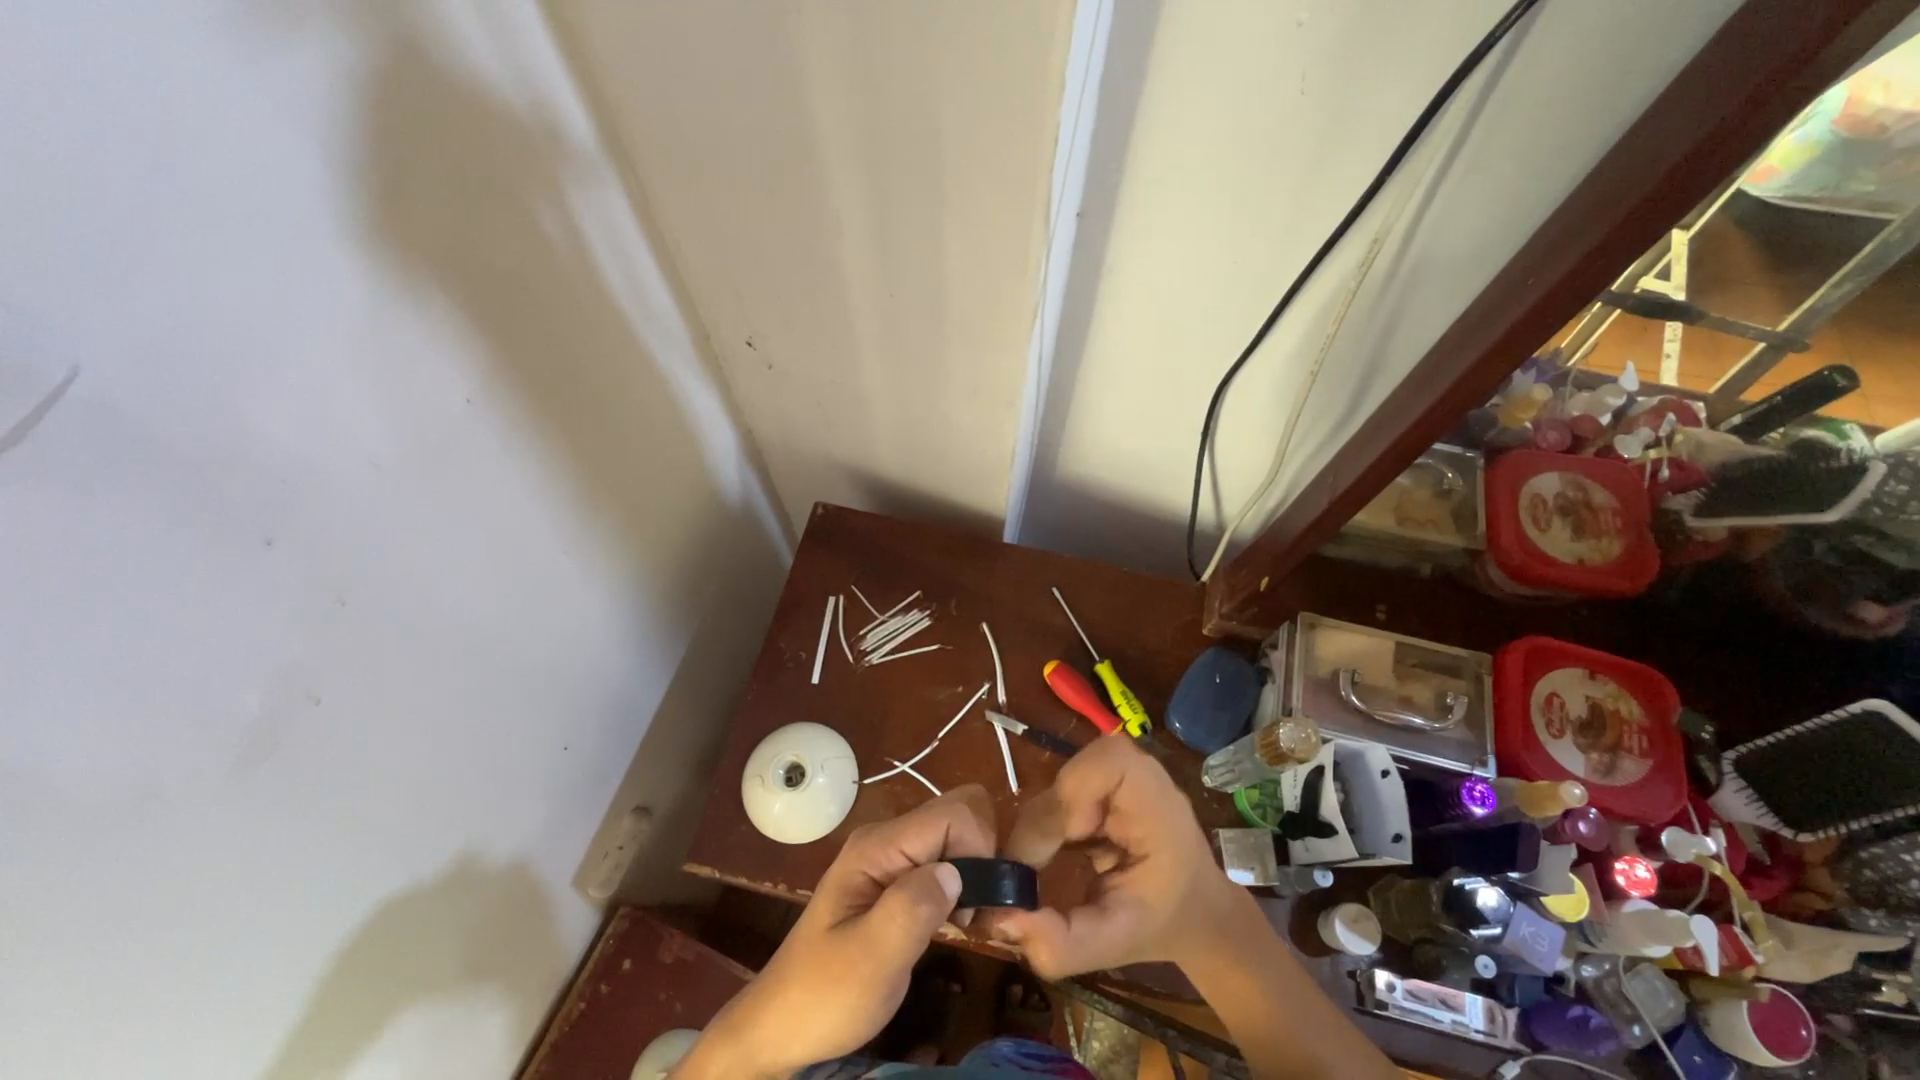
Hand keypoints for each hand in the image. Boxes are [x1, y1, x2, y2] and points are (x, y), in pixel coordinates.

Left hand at [677, 785, 995, 1078]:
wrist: (782, 1026)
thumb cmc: (824, 996)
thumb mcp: (871, 958)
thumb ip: (913, 908)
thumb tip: (956, 872)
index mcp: (877, 846)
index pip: (954, 813)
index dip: (979, 852)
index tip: (975, 908)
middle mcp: (887, 840)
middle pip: (960, 815)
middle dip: (985, 858)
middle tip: (979, 917)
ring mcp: (892, 859)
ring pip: (958, 839)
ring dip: (979, 877)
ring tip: (972, 926)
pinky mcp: (899, 882)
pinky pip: (948, 863)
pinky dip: (966, 888)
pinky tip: (960, 925)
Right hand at [987, 735, 1235, 977]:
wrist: (1193, 911)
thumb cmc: (1163, 924)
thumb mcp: (1115, 946)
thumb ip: (1061, 943)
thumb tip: (1001, 918)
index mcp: (1157, 804)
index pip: (1109, 759)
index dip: (1073, 793)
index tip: (1066, 843)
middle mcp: (1137, 776)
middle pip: (1068, 777)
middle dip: (1044, 828)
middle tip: (1033, 875)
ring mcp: (1116, 776)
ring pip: (1055, 785)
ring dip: (1041, 830)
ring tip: (1045, 871)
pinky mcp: (1098, 784)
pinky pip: (1056, 795)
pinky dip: (1045, 828)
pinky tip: (1054, 858)